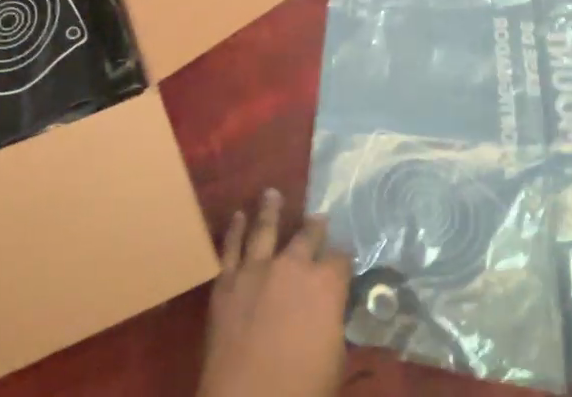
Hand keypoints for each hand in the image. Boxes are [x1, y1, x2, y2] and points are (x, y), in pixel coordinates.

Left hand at [197, 188, 352, 396]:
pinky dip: (235, 229)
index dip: (344, 258)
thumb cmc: (303, 386)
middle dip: (314, 227)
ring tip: (272, 193)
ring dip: (270, 209)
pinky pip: (230, 248)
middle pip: (306, 236)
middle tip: (318, 216)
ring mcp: (256, 269)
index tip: (345, 257)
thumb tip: (330, 313)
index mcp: (326, 284)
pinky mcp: (226, 281)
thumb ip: (332, 324)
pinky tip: (239, 216)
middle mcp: (292, 266)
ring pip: (265, 229)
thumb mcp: (335, 357)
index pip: (341, 259)